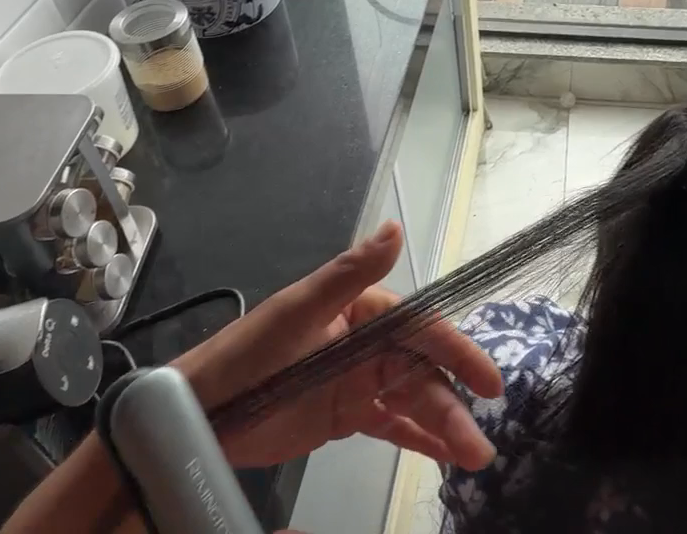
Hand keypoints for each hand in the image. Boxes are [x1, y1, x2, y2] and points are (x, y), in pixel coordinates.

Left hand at [173, 221, 503, 469]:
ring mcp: (357, 380)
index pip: (418, 328)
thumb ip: (350, 273)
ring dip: (444, 425)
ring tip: (473, 459)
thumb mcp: (299, 310)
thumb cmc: (248, 356)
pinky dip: (419, 439)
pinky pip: (392, 425)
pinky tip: (444, 456)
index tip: (488, 381)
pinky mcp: (346, 416)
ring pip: (412, 400)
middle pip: (421, 370)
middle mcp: (365, 342)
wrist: (199, 413)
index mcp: (359, 310)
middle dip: (453, 402)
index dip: (456, 352)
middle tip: (480, 445)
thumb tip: (395, 228)